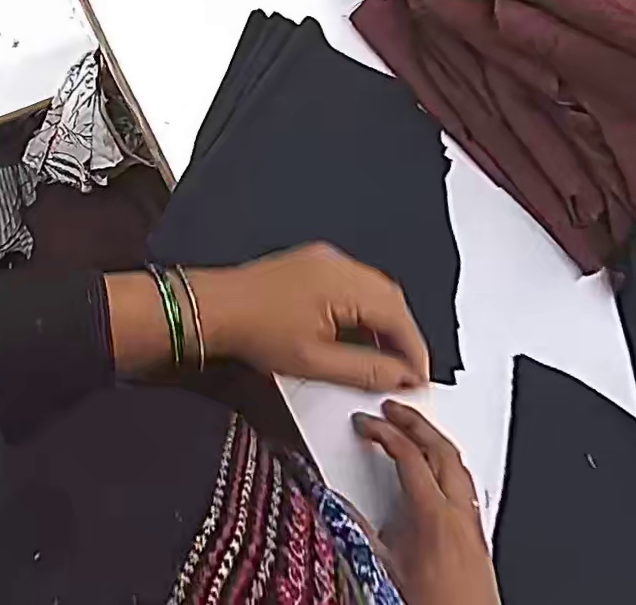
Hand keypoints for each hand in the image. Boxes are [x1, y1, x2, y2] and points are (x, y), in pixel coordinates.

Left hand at [186, 242, 429, 390]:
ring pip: (372, 288)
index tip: (419, 376)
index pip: (395, 314)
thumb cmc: (255, 331)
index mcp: (341, 281)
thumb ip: (366, 369)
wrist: (215, 308)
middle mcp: (336, 262)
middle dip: (402, 333)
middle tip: (405, 369)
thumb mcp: (315, 362)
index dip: (413, 348)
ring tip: (383, 356)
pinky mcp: (311, 262)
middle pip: (388, 296)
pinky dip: (363, 307)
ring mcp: (323, 258)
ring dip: (383, 320)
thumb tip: (402, 376)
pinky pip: (351, 282)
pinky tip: (357, 332)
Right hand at [355, 401, 499, 604]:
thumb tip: (336, 506)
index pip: (408, 454)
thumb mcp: (385, 571)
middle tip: (391, 410)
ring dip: (433, 438)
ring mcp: (472, 526)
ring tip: (412, 428)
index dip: (383, 432)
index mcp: (435, 517)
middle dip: (413, 421)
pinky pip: (465, 483)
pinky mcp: (479, 539)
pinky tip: (436, 468)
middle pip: (440, 448)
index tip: (365, 423)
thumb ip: (358, 531)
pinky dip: (447, 462)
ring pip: (457, 462)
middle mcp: (458, 515)